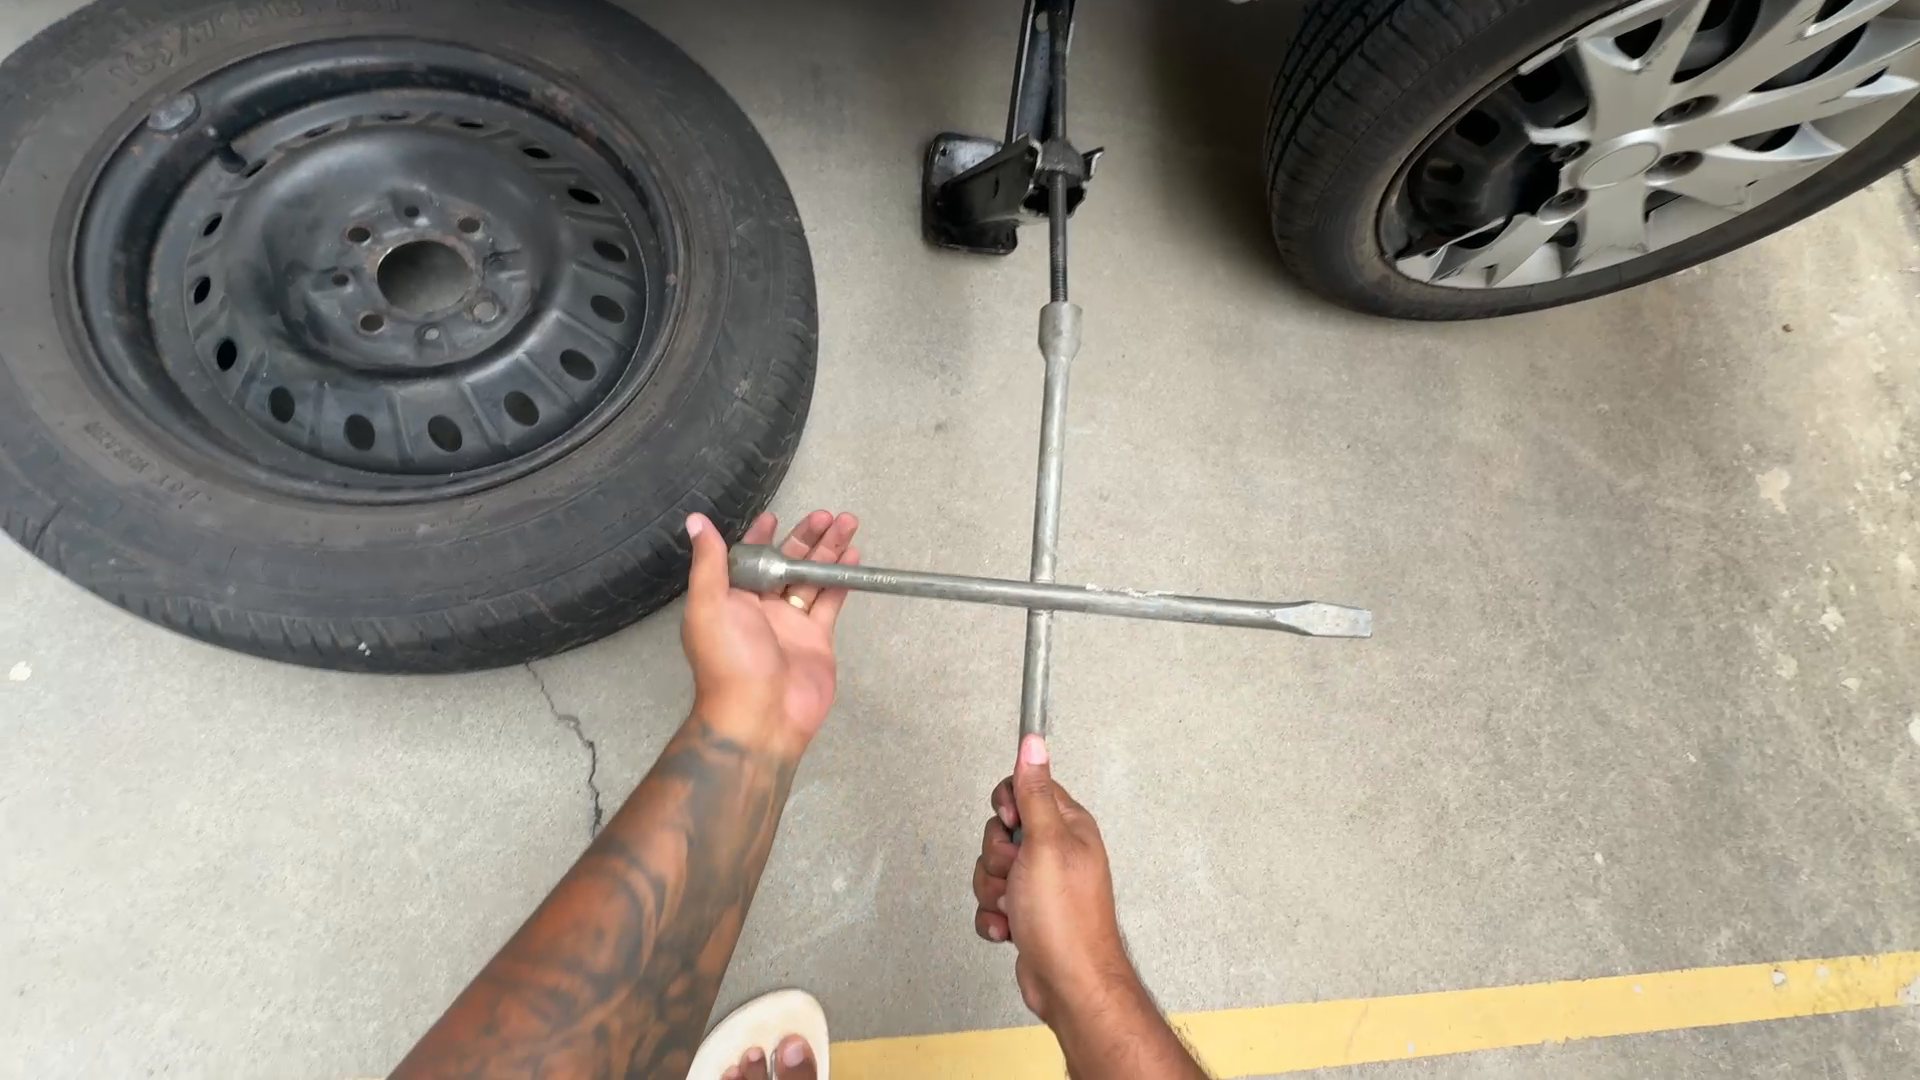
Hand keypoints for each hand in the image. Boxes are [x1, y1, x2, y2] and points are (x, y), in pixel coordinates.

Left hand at [682, 510, 860, 752]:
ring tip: (849, 523)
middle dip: (806, 537)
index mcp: (731, 598)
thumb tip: (696, 521)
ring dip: (829, 550)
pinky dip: (842, 578)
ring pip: (812, 576)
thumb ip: (709, 562)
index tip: (776, 516)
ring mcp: (791, 622)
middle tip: (828, 515)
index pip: (748, 558)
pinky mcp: (816, 637)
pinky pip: (830, 600)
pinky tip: (854, 556)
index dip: (761, 536)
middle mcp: (760, 607)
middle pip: (786, 562)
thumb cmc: (730, 660)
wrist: (761, 716)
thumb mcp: (710, 606)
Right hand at [973, 735, 1134, 1026]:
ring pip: (991, 866)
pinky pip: (990, 901)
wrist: (1069, 986)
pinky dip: (994, 917)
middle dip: (997, 855)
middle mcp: (1055, 849)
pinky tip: (1012, 928)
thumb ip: (1034, 791)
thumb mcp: (1045, 842)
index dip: (1008, 805)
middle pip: (1001, 829)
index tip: (1012, 824)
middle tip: (1017, 871)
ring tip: (1016, 906)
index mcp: (1067, 825)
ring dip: (993, 890)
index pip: (1026, 787)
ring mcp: (1039, 882)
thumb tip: (1033, 744)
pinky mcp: (1026, 910)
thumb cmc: (1065, 919)